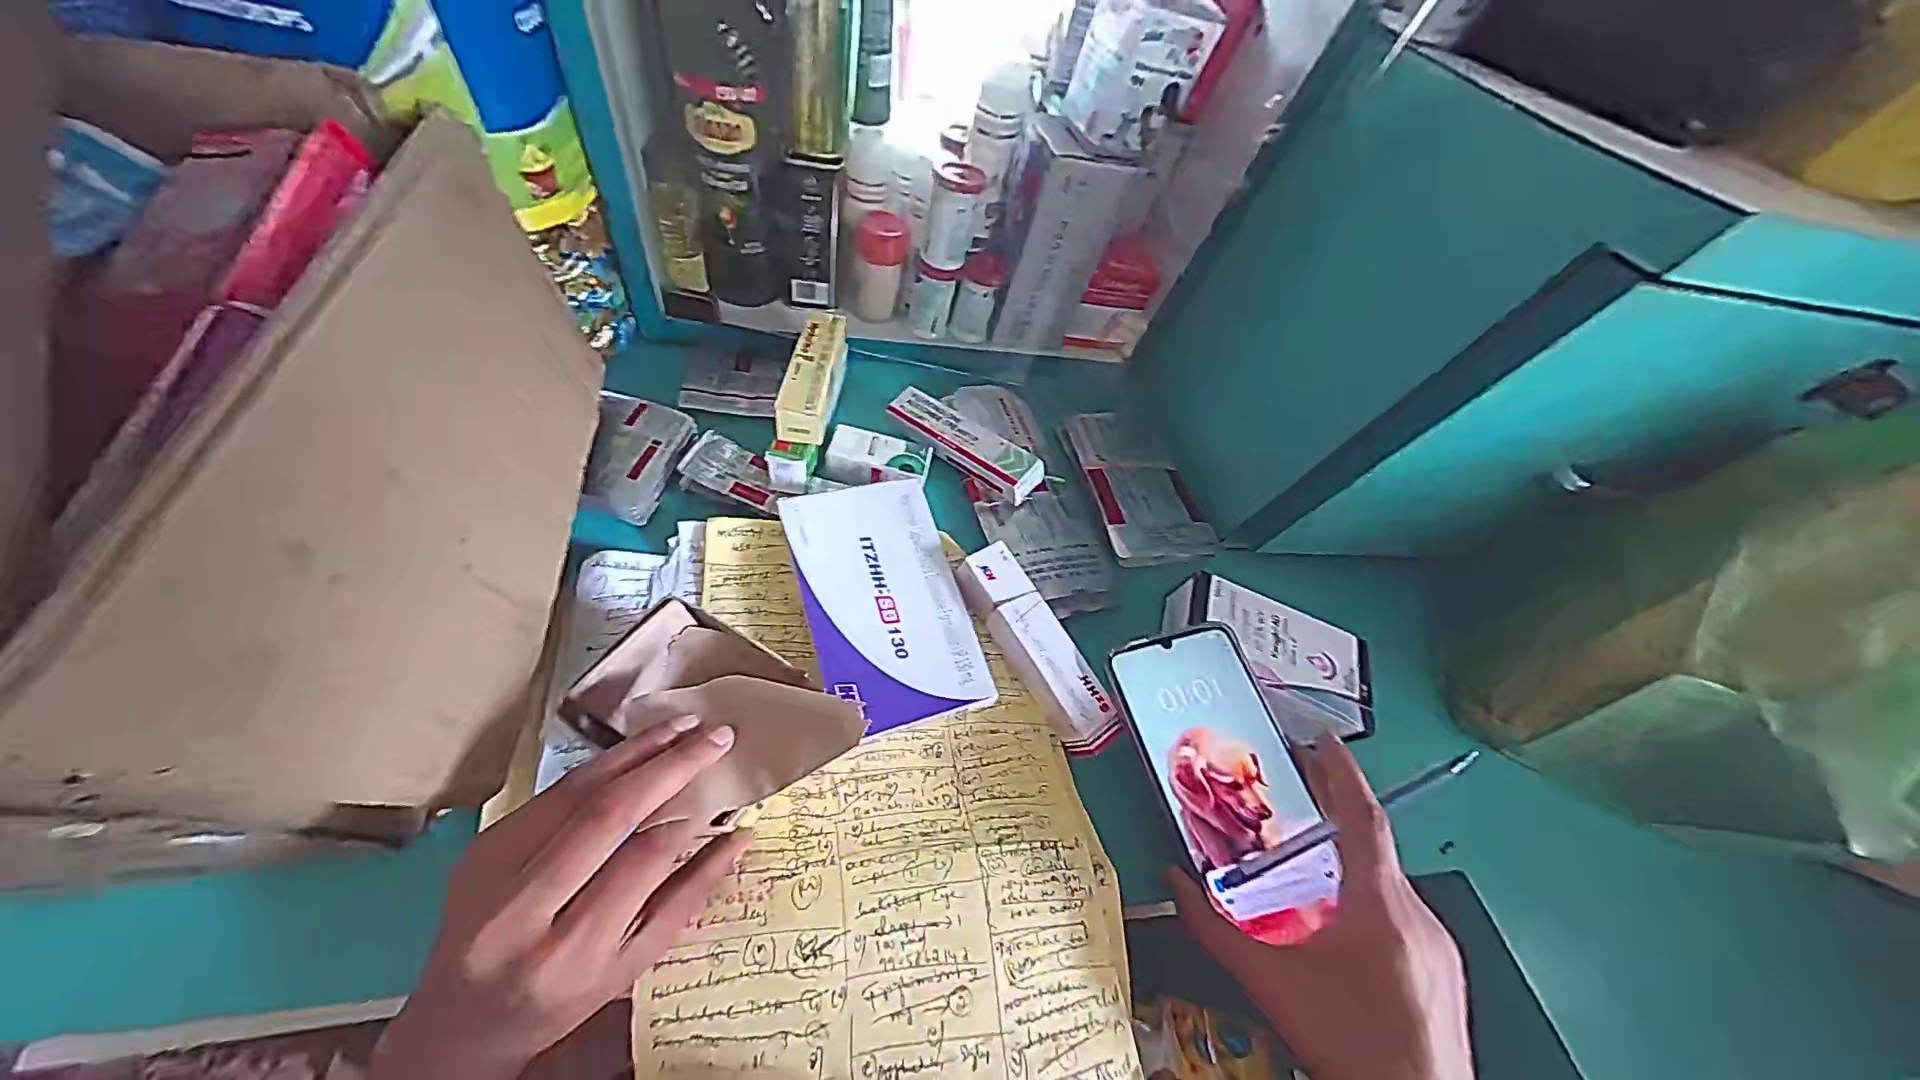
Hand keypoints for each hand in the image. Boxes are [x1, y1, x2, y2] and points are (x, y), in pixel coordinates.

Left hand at [370, 717, 751, 1079]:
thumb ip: (687, 896)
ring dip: (638, 749)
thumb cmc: (561, 998)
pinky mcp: (484, 843)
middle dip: (670, 765)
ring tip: (684, 726)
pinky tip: (641, 746)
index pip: (639, 862)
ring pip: (577, 789)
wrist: (457, 1021)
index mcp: (568, 951)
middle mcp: (522, 909)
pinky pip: (555, 791)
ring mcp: (492, 869)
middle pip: (606, 814)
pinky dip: (605, 763)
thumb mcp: (632, 964)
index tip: (721, 788)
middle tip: (715, 736)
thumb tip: (739, 837)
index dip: (686, 818)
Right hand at [1165, 739, 1472, 1079]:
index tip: (1322, 738)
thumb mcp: (1268, 982)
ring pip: (1388, 876)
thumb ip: (1213, 928)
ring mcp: (1437, 941)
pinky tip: (1338, 907)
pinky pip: (1401, 906)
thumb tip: (1174, 886)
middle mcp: (1417, 914)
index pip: (1363, 817)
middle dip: (1336, 804)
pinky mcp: (1442, 965)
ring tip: (1311, 839)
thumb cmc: (1348, 1044)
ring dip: (1349, 849)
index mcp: (1379, 905)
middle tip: (1301, 779)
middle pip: (1375, 841)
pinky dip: (1365, 886)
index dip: (1341, 771)